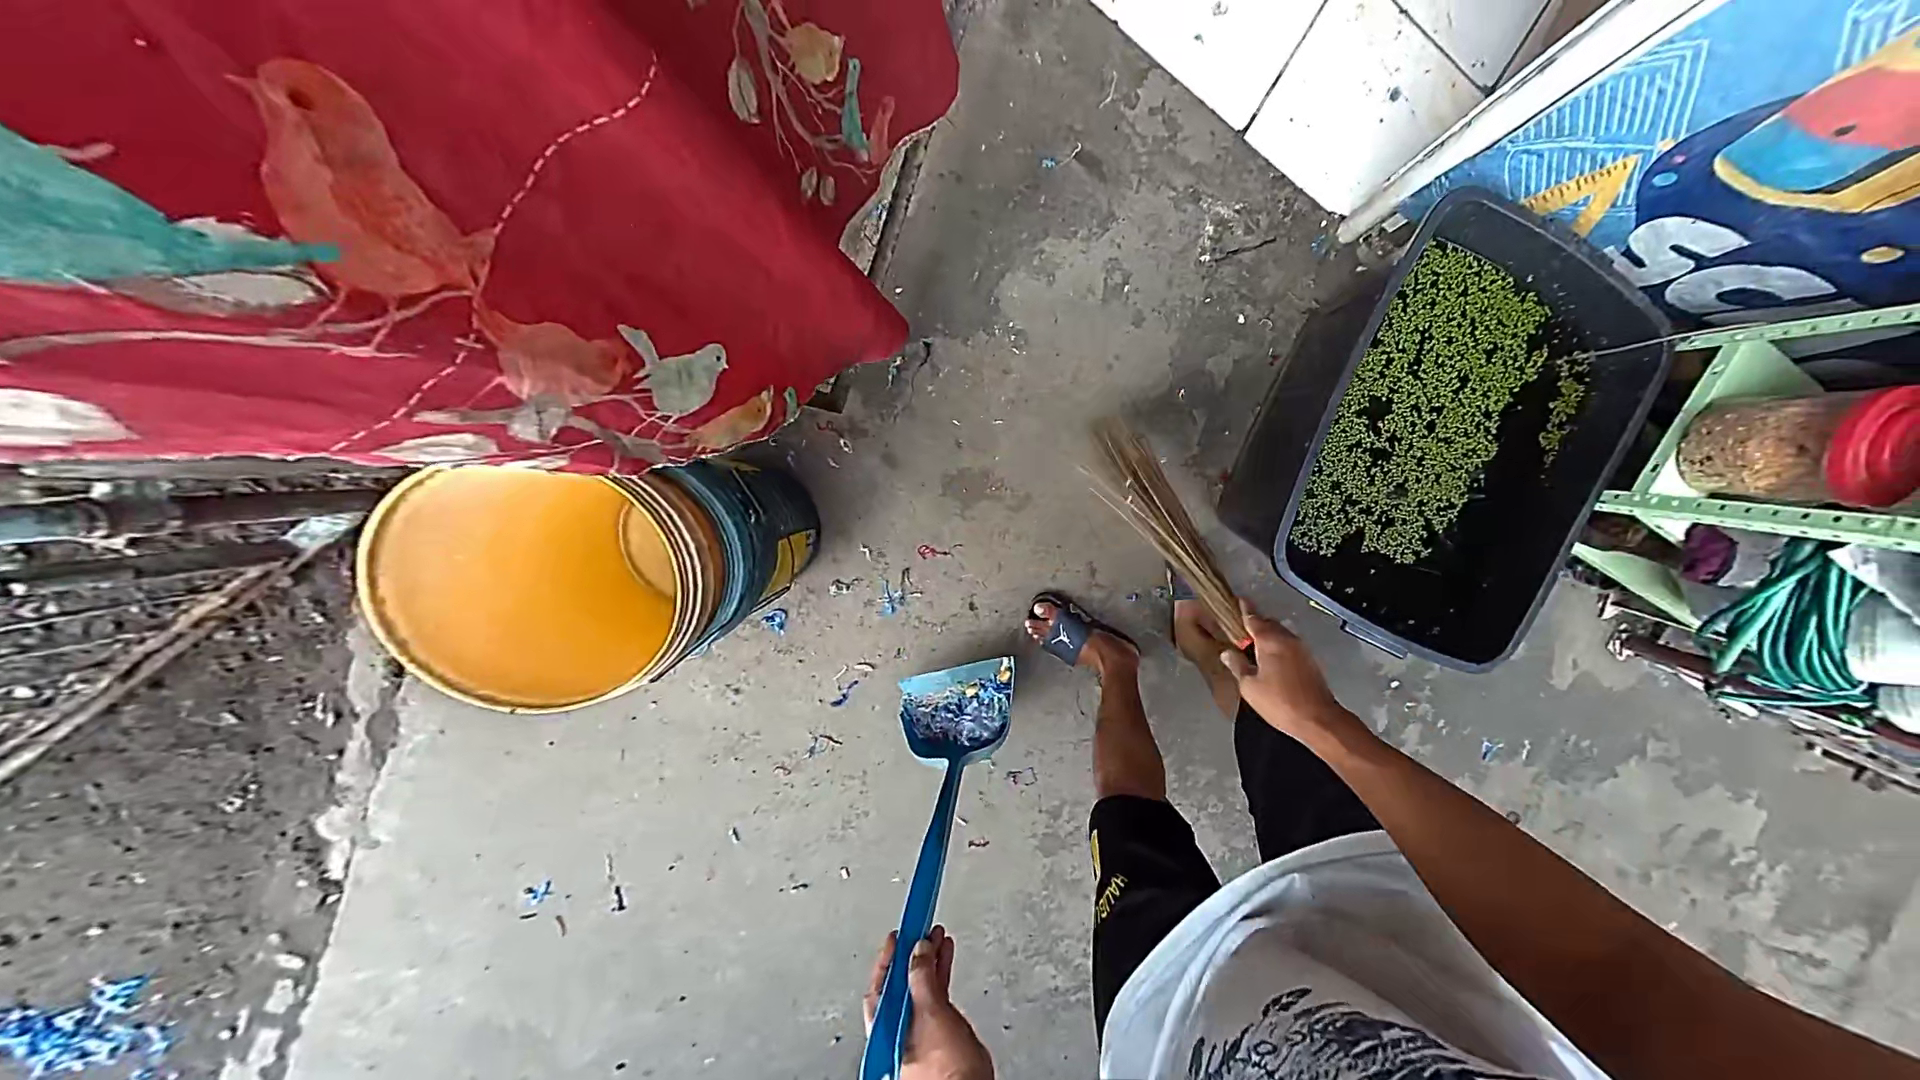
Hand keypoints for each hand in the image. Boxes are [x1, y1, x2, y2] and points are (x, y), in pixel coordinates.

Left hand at [863, 926, 993, 1079]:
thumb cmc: (946, 1072)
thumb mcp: (932, 1014)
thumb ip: (922, 979)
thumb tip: (917, 950)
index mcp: (887, 1029)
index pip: (881, 985)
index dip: (889, 957)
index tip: (898, 934)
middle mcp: (898, 1031)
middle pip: (901, 983)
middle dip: (913, 954)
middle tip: (919, 929)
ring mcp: (919, 1031)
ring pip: (919, 985)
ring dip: (928, 959)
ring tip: (937, 937)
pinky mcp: (938, 1032)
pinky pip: (934, 993)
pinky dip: (939, 972)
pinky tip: (945, 956)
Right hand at [1219, 600, 1363, 743]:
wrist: (1318, 719)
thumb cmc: (1279, 702)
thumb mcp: (1249, 686)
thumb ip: (1237, 665)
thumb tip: (1227, 653)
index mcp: (1270, 641)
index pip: (1253, 618)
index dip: (1244, 609)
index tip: (1237, 600)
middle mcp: (1287, 639)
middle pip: (1269, 624)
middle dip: (1255, 623)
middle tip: (1239, 629)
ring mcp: (1302, 649)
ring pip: (1280, 634)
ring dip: (1267, 635)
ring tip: (1252, 644)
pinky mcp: (1310, 661)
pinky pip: (1289, 645)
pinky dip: (1277, 645)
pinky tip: (1269, 658)